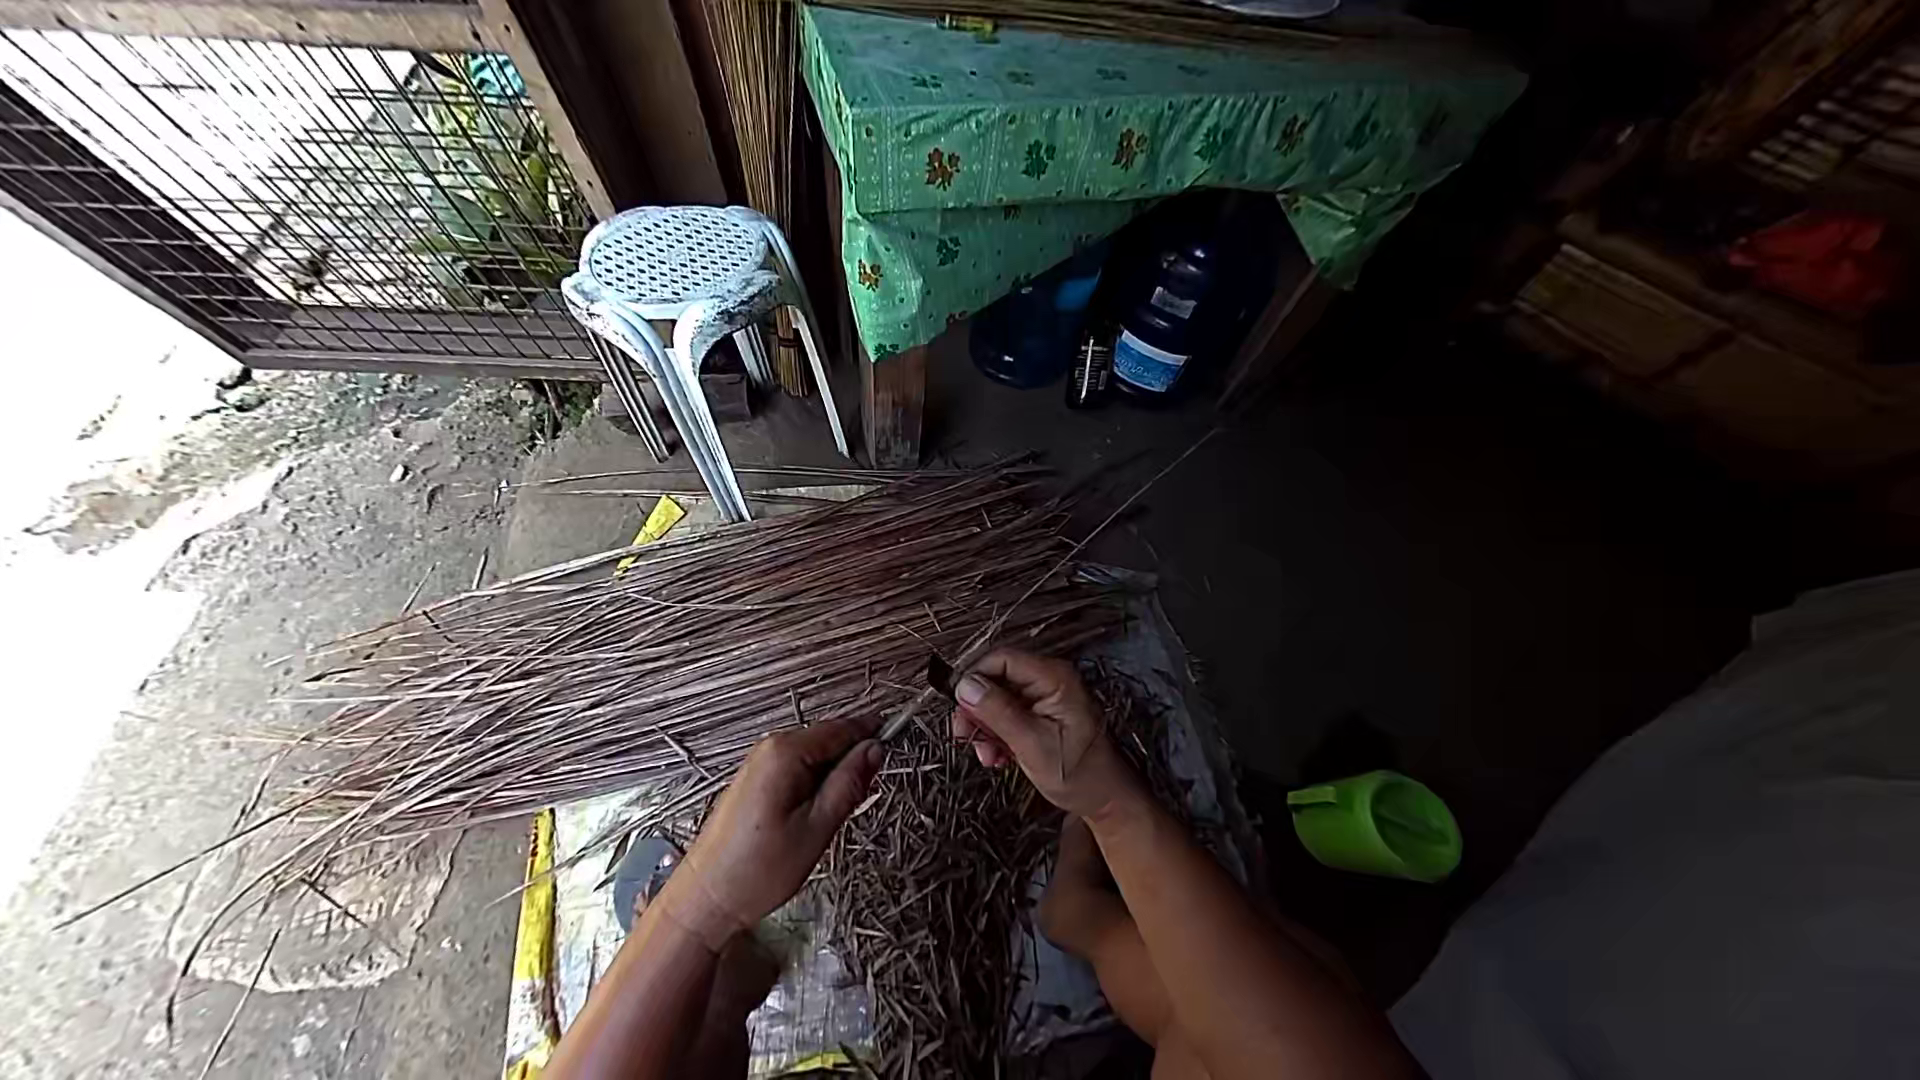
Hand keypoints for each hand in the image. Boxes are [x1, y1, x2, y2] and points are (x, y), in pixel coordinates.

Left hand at [651, 717, 882, 950]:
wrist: (703, 902)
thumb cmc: (759, 870)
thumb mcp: (817, 828)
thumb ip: (849, 783)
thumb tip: (876, 748)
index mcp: (786, 751)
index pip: (842, 728)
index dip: (873, 735)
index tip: (898, 745)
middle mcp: (771, 746)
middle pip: (829, 740)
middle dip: (852, 763)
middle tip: (864, 799)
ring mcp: (760, 762)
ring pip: (816, 756)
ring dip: (834, 777)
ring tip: (835, 816)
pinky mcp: (756, 779)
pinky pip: (798, 769)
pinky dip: (815, 785)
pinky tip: (814, 816)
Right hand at [950, 649, 1141, 819]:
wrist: (1102, 799)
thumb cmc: (1080, 774)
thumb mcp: (1033, 744)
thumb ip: (998, 712)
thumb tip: (966, 686)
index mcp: (1053, 678)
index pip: (1002, 659)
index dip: (975, 678)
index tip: (960, 705)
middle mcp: (1047, 680)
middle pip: (995, 678)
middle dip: (976, 708)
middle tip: (966, 734)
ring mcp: (1042, 696)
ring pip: (995, 698)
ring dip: (983, 726)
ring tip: (987, 753)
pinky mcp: (1036, 712)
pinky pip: (1003, 713)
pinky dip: (994, 734)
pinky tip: (997, 755)